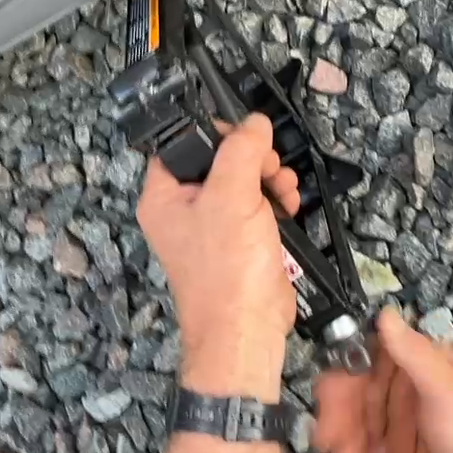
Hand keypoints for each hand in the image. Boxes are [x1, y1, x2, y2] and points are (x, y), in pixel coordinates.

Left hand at [137, 114, 301, 399]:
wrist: (248, 331)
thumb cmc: (227, 269)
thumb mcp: (231, 196)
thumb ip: (242, 151)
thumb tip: (255, 121)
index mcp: (163, 196)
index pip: (182, 144)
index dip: (215, 133)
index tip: (243, 137)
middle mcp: (184, 208)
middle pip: (219, 159)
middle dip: (252, 158)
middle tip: (269, 167)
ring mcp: (213, 226)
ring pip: (243, 180)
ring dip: (269, 178)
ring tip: (284, 188)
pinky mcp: (239, 240)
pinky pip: (257, 204)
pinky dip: (275, 200)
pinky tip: (289, 206)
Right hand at [315, 309, 452, 452]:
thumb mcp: (447, 391)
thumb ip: (413, 353)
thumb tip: (385, 313)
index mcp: (423, 364)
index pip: (370, 355)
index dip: (345, 373)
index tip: (328, 395)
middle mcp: (410, 387)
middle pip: (359, 394)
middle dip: (341, 420)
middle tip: (328, 443)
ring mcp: (405, 421)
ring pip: (360, 426)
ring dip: (347, 451)